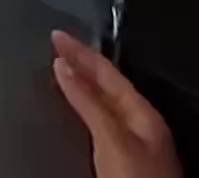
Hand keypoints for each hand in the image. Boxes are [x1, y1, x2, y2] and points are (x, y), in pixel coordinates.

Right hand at [52, 30, 182, 177]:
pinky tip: (70, 110)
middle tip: (54, 47)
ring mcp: (134, 148)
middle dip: (81, 64)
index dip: (81, 51)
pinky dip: (82, 109)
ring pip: (103, 105)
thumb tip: (62, 63)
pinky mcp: (122, 167)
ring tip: (58, 71)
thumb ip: (88, 101)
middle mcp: (141, 126)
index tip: (55, 34)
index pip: (108, 71)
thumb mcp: (112, 140)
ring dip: (81, 86)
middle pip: (107, 86)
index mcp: (144, 114)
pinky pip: (98, 124)